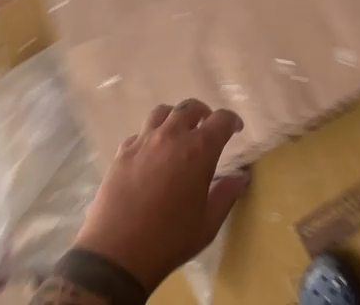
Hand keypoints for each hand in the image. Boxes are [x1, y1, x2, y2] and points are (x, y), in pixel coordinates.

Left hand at [72, 99, 249, 290]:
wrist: (118, 251)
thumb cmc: (170, 239)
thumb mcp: (208, 223)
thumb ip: (227, 194)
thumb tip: (242, 177)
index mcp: (198, 150)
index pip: (221, 120)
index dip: (231, 121)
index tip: (236, 129)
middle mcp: (171, 136)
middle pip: (189, 107)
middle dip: (203, 113)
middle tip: (207, 127)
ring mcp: (143, 141)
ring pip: (162, 113)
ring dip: (175, 118)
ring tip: (178, 133)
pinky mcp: (122, 152)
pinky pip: (140, 133)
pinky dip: (151, 136)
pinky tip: (151, 154)